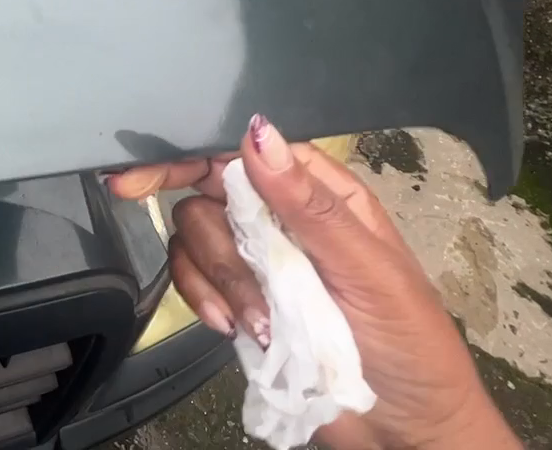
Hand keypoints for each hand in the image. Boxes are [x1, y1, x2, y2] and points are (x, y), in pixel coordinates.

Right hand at [110, 118, 519, 449]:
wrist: (404, 433)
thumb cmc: (410, 346)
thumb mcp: (370, 272)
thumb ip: (309, 204)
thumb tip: (258, 133)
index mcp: (315, 194)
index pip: (241, 151)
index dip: (190, 152)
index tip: (141, 168)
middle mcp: (275, 214)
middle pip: (205, 189)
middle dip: (206, 229)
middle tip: (152, 211)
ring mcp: (250, 253)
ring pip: (192, 232)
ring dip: (221, 279)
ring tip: (263, 322)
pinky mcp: (230, 290)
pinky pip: (188, 273)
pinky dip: (204, 298)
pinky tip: (237, 326)